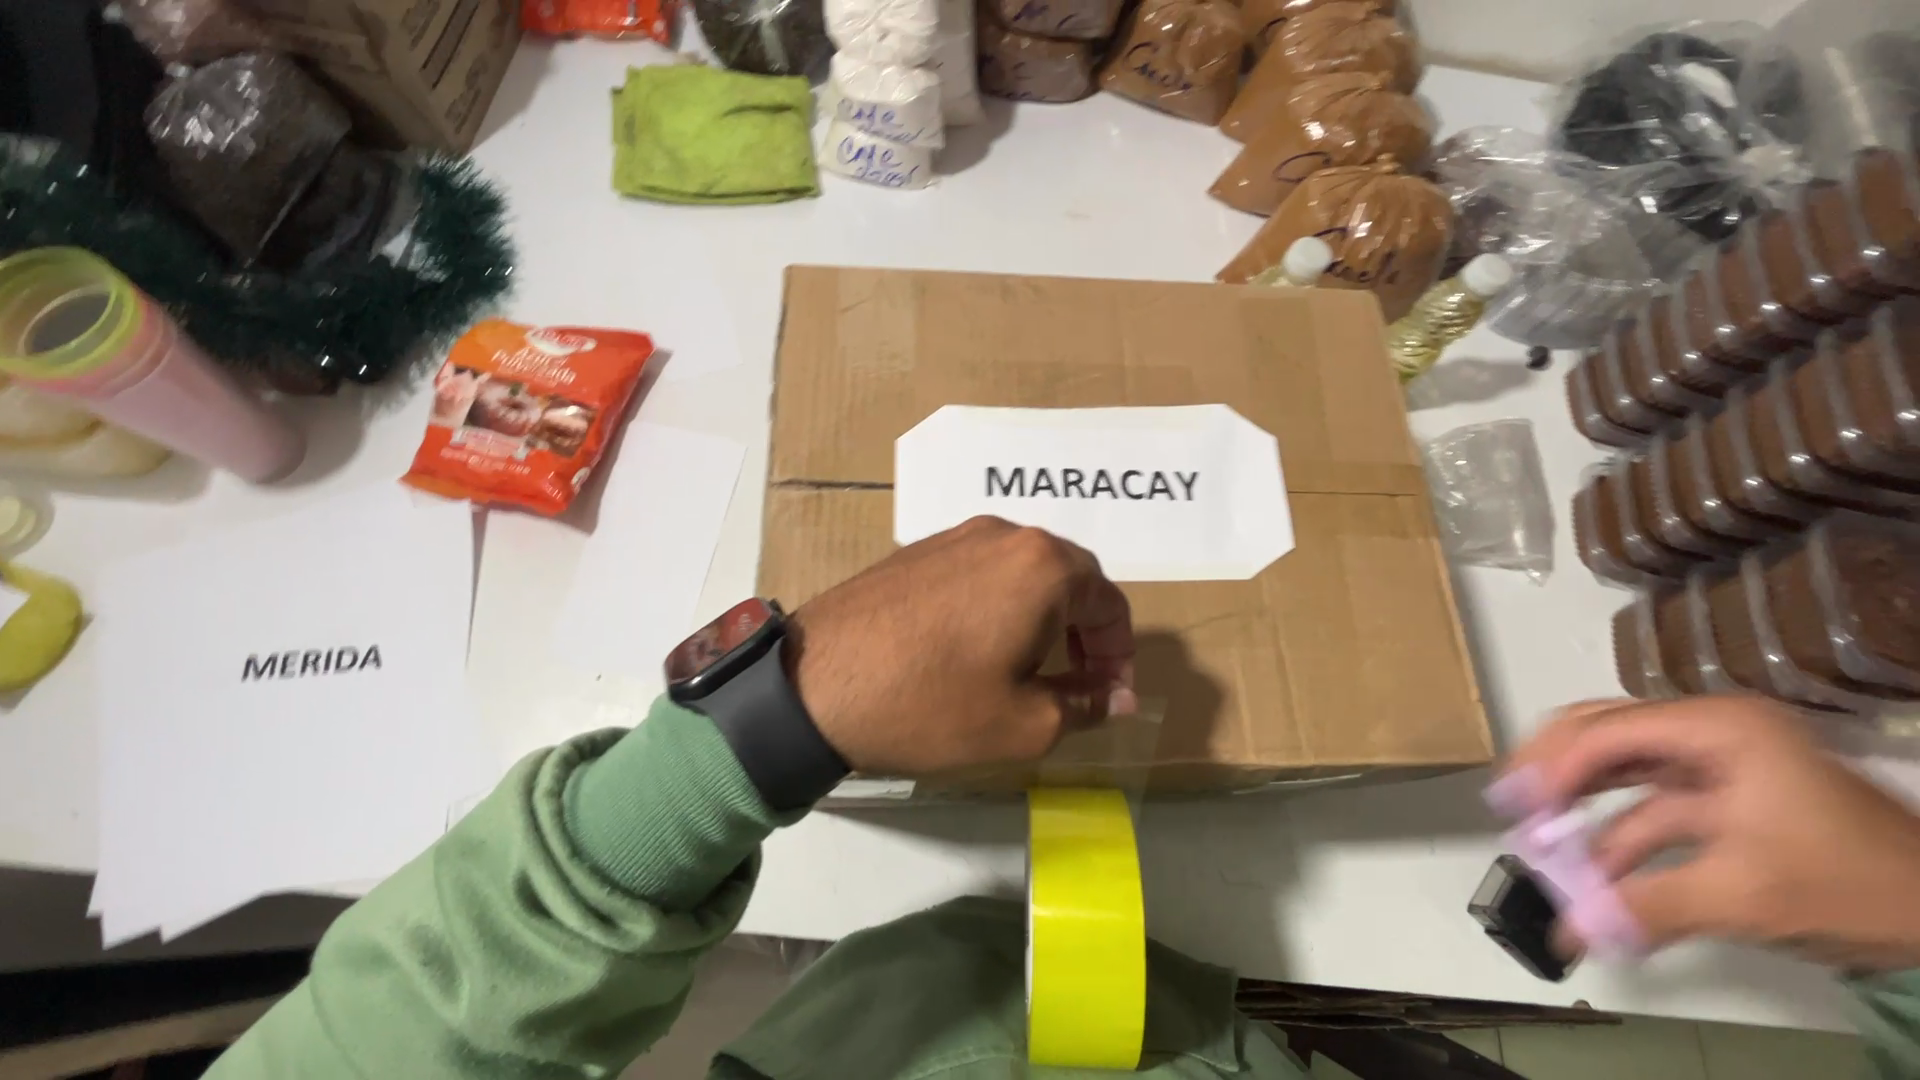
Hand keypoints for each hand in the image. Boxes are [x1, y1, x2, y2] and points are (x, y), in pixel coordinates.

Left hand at [785, 516, 1136, 776]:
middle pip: (1069, 579)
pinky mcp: (916, 551)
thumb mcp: (1023, 724)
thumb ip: (1085, 705)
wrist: (812, 685)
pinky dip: (997, 606)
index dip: (1119, 656)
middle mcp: (1003, 534)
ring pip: (1022, 573)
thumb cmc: (931, 705)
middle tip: (1076, 684)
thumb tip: (1118, 697)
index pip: (1110, 604)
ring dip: (1040, 618)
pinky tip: (975, 648)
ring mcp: (953, 536)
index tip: (1109, 697)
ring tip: (1027, 669)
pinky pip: (979, 572)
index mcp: (1042, 565)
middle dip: (1083, 633)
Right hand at [1503, 696, 1919, 970]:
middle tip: (1510, 802)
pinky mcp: (1718, 794)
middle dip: (1550, 769)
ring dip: (1575, 800)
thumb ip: (1646, 906)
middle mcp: (1707, 730)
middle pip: (1601, 731)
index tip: (1517, 806)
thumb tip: (1573, 931)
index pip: (1606, 732)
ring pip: (1616, 763)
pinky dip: (1611, 830)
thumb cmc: (1857, 883)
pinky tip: (1587, 867)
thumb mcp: (1748, 895)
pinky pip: (1643, 801)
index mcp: (1718, 728)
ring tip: (1535, 832)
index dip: (1553, 768)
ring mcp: (1713, 760)